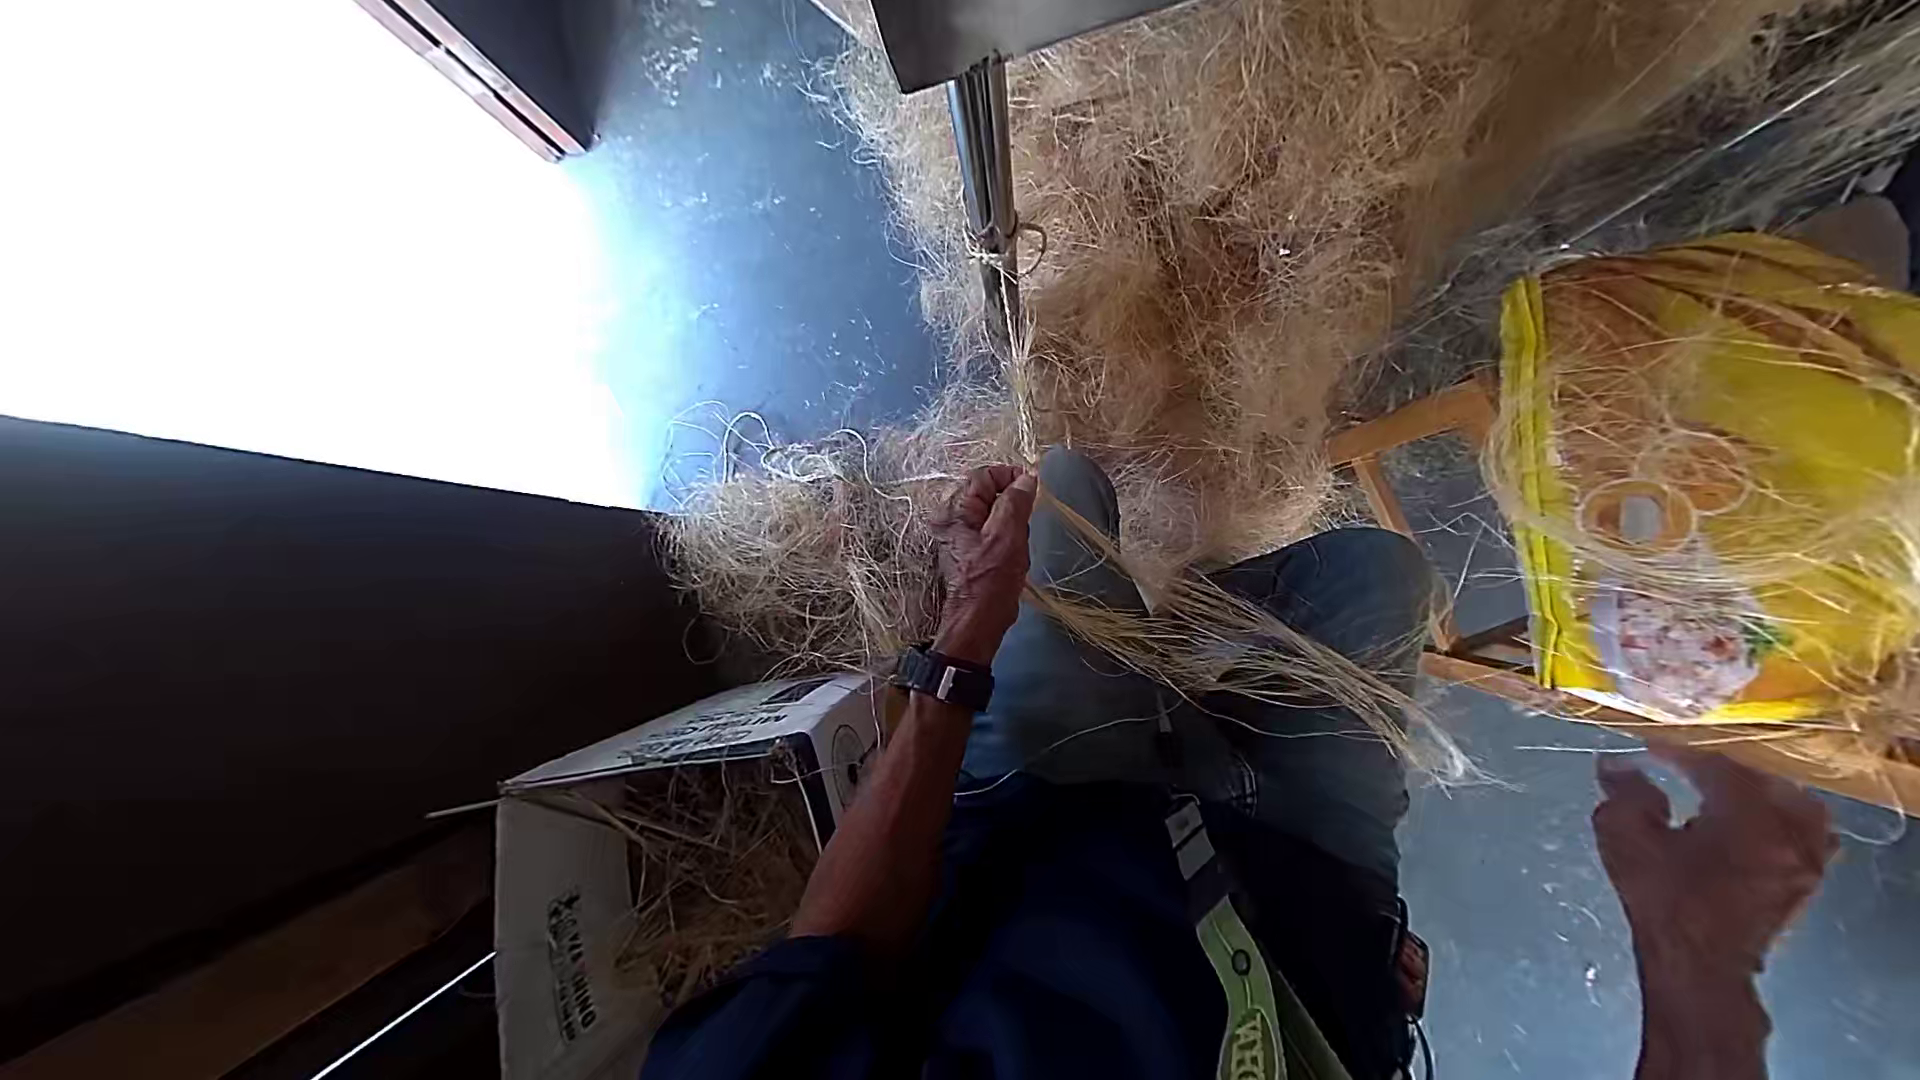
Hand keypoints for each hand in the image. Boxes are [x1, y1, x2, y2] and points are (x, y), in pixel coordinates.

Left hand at [928, 464, 1036, 665]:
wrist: (977, 621)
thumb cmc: (991, 579)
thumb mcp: (1007, 536)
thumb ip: (1015, 502)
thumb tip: (1026, 478)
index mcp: (954, 510)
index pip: (983, 476)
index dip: (1009, 476)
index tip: (1032, 488)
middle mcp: (950, 519)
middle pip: (987, 493)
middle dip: (1012, 504)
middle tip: (1024, 523)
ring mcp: (958, 535)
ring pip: (992, 513)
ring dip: (1011, 523)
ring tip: (1017, 545)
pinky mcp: (968, 550)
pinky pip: (991, 531)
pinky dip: (1007, 537)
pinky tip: (1013, 554)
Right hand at [1593, 745, 1834, 980]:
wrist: (1695, 953)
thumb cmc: (1657, 888)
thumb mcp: (1622, 831)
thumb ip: (1626, 792)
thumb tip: (1619, 765)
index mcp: (1748, 821)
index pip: (1720, 769)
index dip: (1681, 752)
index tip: (1649, 746)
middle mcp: (1791, 838)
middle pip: (1771, 784)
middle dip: (1725, 767)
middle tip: (1684, 762)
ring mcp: (1807, 863)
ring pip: (1801, 809)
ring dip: (1760, 790)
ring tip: (1720, 786)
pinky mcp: (1805, 882)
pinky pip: (1807, 835)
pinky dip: (1779, 817)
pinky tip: (1746, 820)